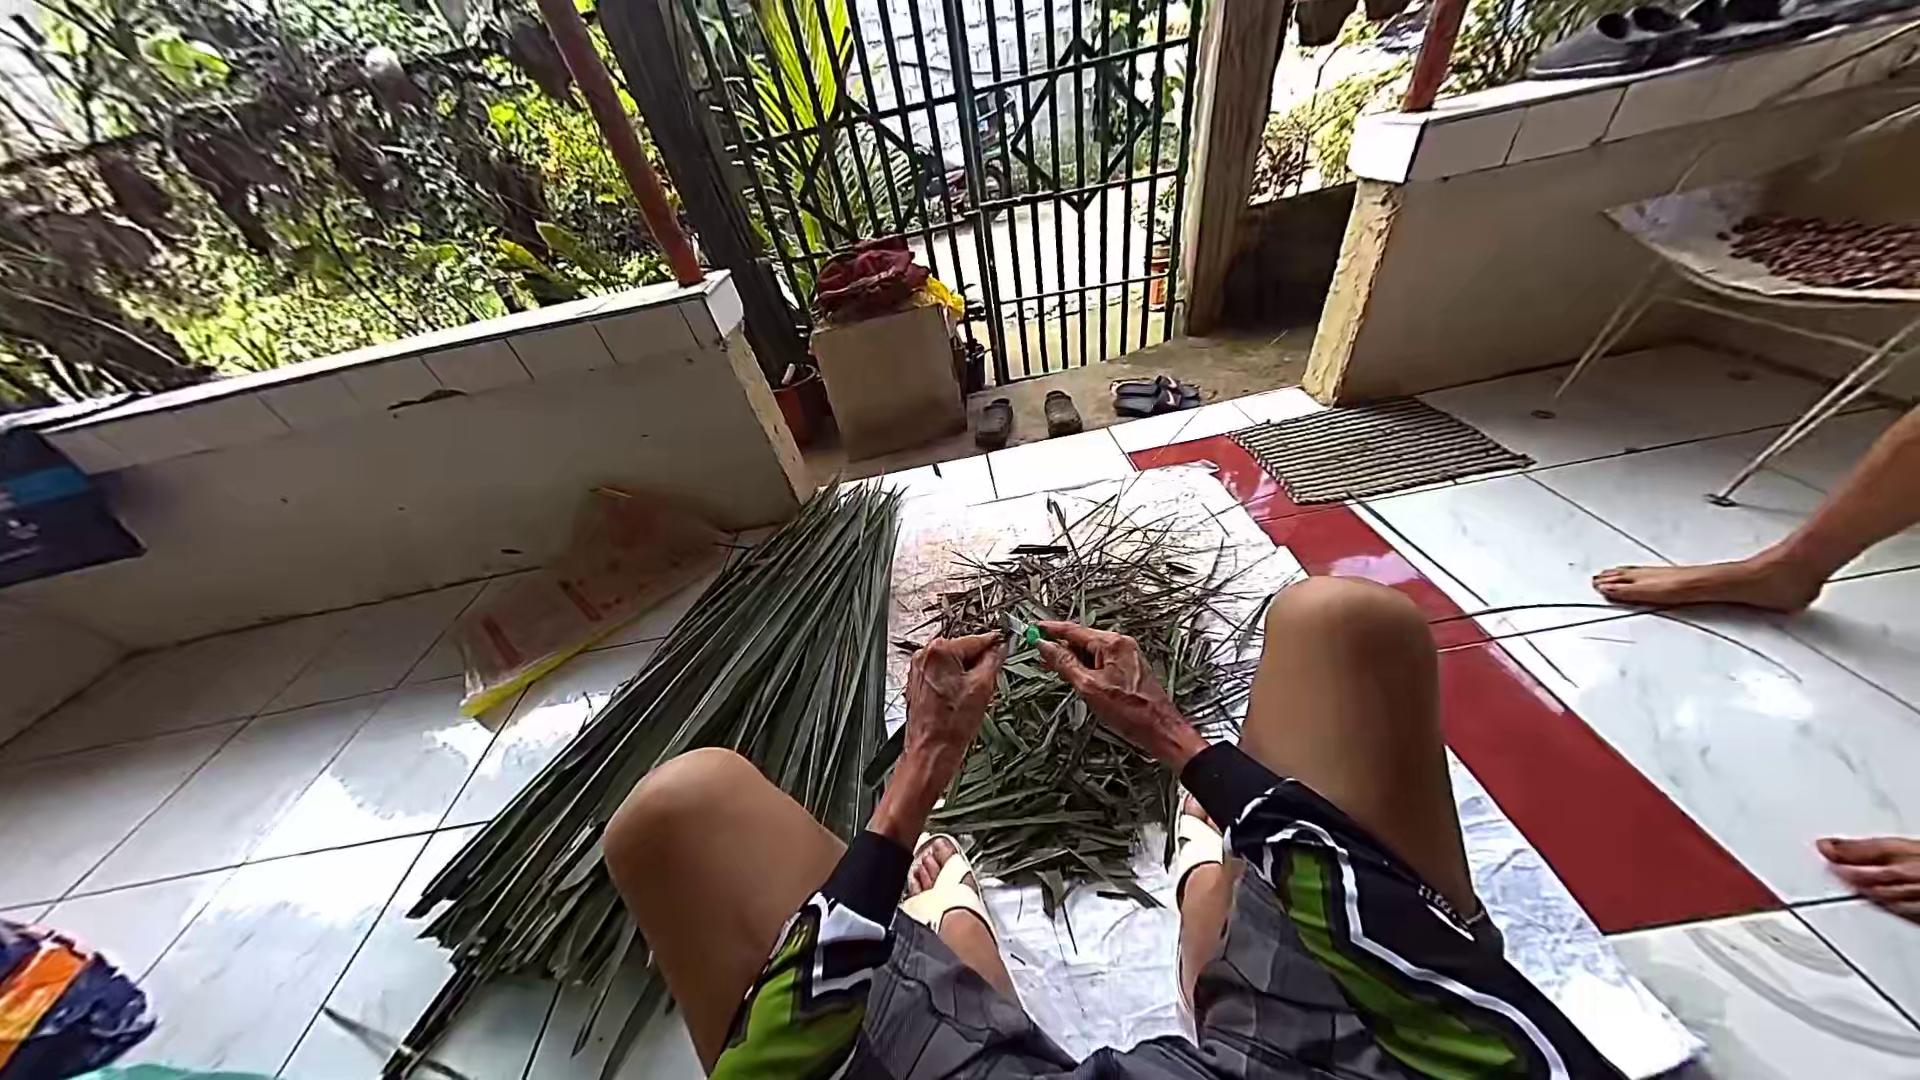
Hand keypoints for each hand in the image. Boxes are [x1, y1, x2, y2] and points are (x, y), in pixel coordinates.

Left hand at [903, 631, 1005, 771]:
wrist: (931, 751)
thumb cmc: (950, 725)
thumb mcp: (982, 687)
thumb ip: (993, 660)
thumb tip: (1000, 647)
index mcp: (940, 651)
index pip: (976, 640)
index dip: (994, 645)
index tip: (1005, 644)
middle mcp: (925, 655)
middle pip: (963, 649)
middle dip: (978, 663)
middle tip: (986, 682)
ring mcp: (919, 668)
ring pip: (953, 662)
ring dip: (966, 673)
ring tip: (970, 696)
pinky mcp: (918, 681)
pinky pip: (942, 673)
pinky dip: (954, 681)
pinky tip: (958, 700)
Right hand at [1037, 621, 1208, 770]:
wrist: (1160, 730)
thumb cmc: (1131, 712)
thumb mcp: (1088, 687)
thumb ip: (1064, 663)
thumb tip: (1045, 647)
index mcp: (1112, 643)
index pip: (1073, 630)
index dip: (1050, 630)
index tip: (1034, 630)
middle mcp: (1121, 644)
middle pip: (1082, 640)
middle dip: (1061, 649)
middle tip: (1042, 657)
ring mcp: (1126, 655)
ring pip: (1091, 651)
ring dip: (1073, 660)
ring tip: (1057, 671)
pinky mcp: (1128, 667)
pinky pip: (1100, 660)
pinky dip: (1086, 667)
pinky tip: (1077, 678)